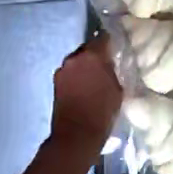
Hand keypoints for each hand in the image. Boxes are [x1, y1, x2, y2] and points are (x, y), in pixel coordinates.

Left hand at [49, 37, 121, 151]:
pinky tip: (82, 87)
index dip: (109, 42)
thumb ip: (112, 70)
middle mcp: (75, 57)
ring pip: (77, 61)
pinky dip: (75, 76)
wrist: (76, 135)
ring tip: (92, 78)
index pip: (103, 38)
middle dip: (95, 55)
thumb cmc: (102, 112)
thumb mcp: (117, 89)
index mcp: (93, 56)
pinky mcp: (55, 81)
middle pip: (87, 49)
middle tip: (104, 65)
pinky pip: (69, 72)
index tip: (114, 48)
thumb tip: (108, 63)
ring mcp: (62, 69)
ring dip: (84, 66)